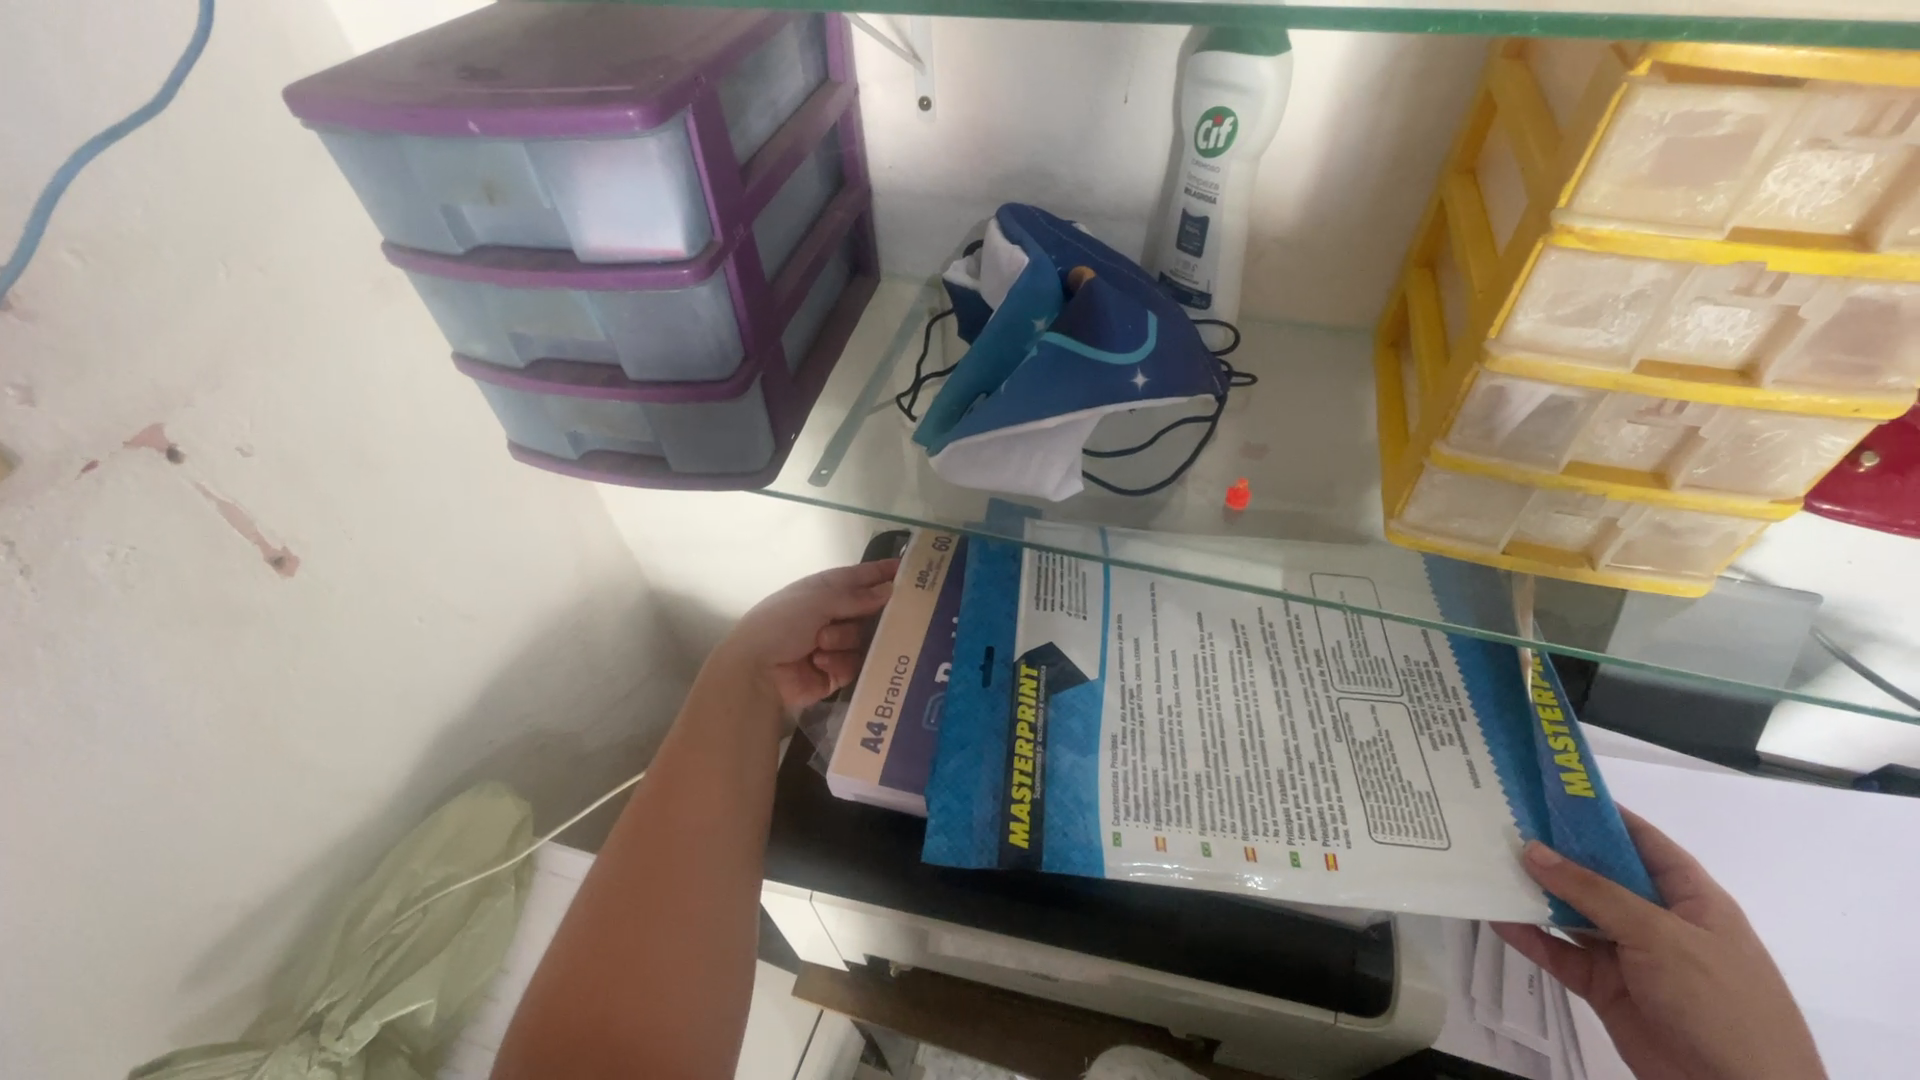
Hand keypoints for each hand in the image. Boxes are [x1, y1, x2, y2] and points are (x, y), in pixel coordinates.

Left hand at [711, 559, 898, 711]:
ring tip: (820, 644)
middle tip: (887, 615)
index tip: (913, 572)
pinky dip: (838, 662)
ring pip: (865, 638)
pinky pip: (856, 664)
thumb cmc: (782, 623)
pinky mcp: (838, 672)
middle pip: (871, 611)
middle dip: (870, 614)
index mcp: (826, 590)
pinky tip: (819, 662)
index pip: (862, 577)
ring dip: (843, 639)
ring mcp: (836, 645)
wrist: (756, 670)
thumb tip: (890, 590)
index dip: (885, 573)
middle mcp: (834, 614)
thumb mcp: (818, 599)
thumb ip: (857, 596)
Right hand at [1494, 809, 1824, 1079]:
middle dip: (1554, 850)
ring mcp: (1630, 955)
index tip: (1549, 789)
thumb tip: (1531, 849)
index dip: (1601, 814)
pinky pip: (1559, 952)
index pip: (1643, 842)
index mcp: (1691, 900)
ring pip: (1572, 911)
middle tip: (1501, 819)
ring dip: (1534, 891)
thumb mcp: (1661, 937)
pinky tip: (1494, 914)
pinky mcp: (1604, 986)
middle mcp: (1657, 921)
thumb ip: (1593, 892)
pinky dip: (1528, 935)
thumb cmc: (1720, 1003)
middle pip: (1599, 874)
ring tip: (1486, 861)